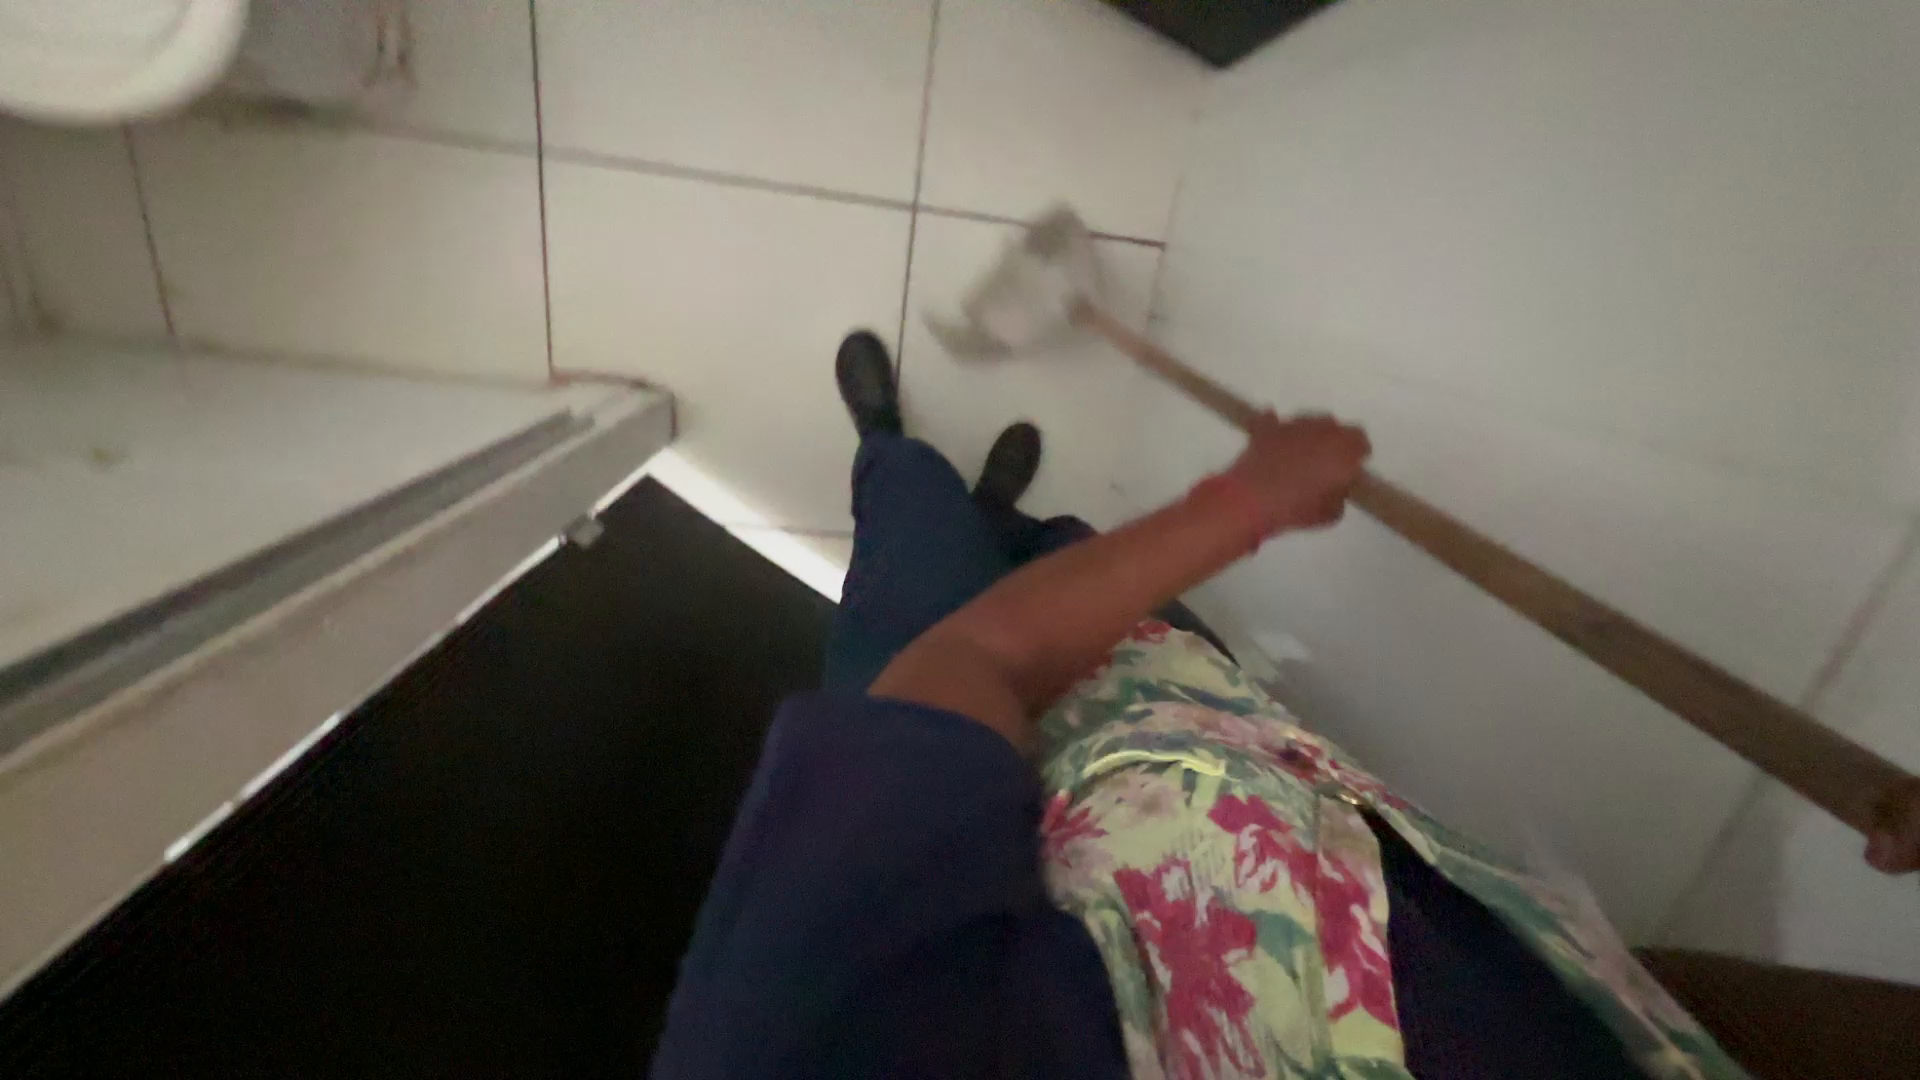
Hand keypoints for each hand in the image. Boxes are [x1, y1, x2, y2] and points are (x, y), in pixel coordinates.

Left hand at [1223, 411, 1371, 531]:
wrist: (1251, 499)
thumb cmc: (1297, 509)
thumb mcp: (1332, 513)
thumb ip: (1340, 494)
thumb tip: (1335, 487)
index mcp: (1345, 447)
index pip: (1360, 441)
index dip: (1355, 454)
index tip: (1350, 467)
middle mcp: (1323, 428)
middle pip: (1334, 428)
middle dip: (1332, 441)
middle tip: (1323, 463)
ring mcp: (1292, 425)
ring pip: (1307, 422)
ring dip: (1307, 434)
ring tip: (1298, 454)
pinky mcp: (1266, 429)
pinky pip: (1271, 420)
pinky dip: (1273, 426)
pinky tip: (1271, 433)